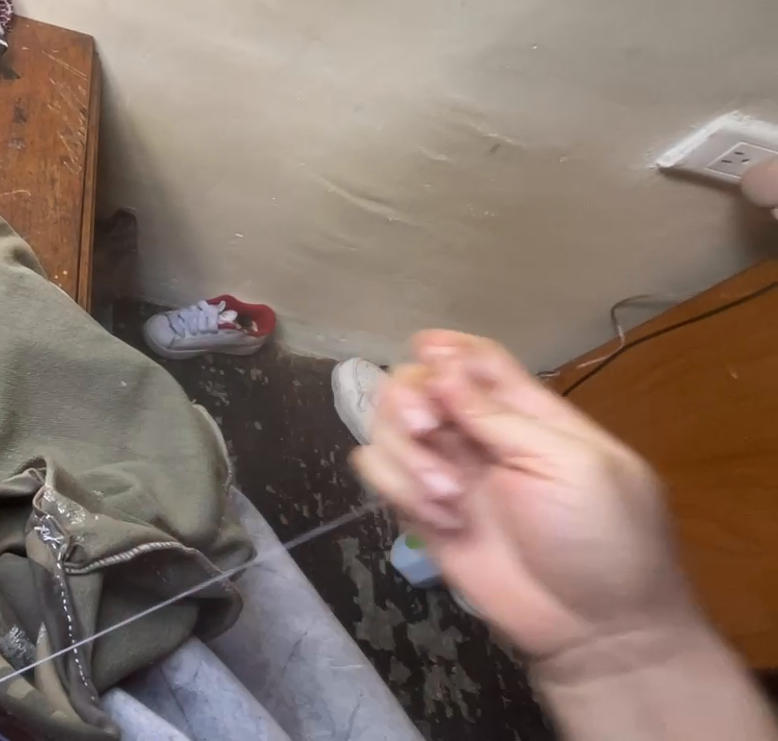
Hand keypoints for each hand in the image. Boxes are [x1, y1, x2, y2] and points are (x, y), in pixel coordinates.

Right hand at [349, 331, 702, 672]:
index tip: (424, 350)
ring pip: (383, 424)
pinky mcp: (411, 499)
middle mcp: (473, 432)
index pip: (474, 359)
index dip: (445, 348)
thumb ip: (500, 415)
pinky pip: (371, 466)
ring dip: (406, 456)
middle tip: (424, 429)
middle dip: (407, 400)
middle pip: (413, 384)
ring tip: (446, 498)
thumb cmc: (604, 540)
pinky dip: (395, 487)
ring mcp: (440, 465)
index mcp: (524, 415)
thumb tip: (439, 363)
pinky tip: (438, 517)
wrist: (592, 627)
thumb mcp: (572, 466)